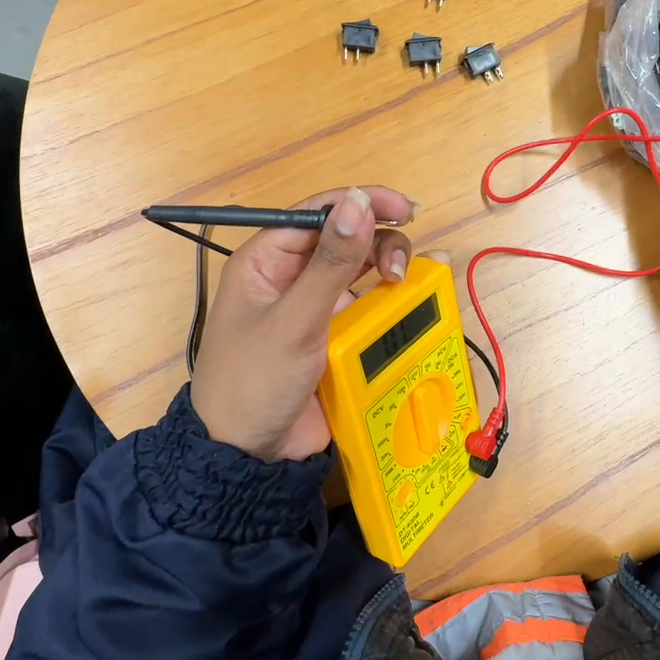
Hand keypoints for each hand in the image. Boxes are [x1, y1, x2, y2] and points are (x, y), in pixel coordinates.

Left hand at [189, 186, 416, 460]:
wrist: (249, 458)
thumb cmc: (255, 383)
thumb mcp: (294, 320)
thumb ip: (331, 262)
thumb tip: (359, 200)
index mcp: (266, 261)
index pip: (318, 212)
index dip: (361, 202)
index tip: (404, 209)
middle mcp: (292, 276)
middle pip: (346, 236)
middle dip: (378, 240)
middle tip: (397, 267)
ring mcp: (316, 306)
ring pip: (362, 268)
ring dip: (387, 267)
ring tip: (400, 283)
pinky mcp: (336, 335)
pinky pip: (368, 305)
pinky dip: (390, 299)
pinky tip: (409, 300)